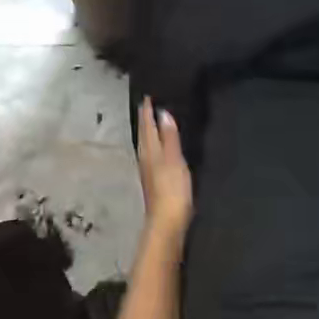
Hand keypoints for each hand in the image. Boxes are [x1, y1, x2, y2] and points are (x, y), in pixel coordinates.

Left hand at [135, 98, 192, 238]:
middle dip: (145, 119)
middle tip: (149, 104)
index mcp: (149, 150)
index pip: (146, 125)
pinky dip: (156, 145)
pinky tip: (161, 148)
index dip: (146, 110)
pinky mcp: (155, 181)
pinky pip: (153, 155)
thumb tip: (162, 113)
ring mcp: (148, 171)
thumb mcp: (174, 159)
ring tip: (154, 120)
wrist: (167, 224)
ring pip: (147, 144)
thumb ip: (169, 137)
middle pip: (144, 134)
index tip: (147, 95)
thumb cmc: (172, 189)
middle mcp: (145, 158)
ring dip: (149, 131)